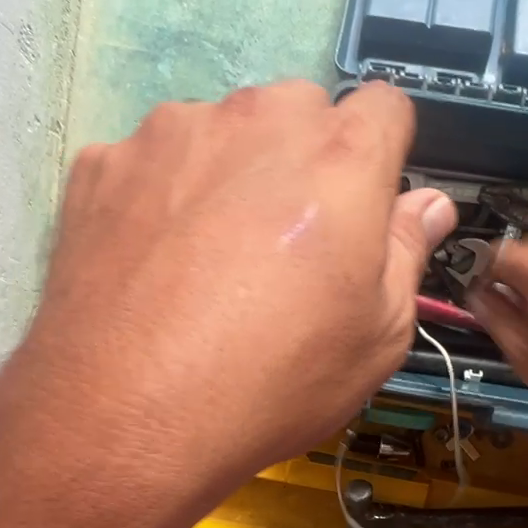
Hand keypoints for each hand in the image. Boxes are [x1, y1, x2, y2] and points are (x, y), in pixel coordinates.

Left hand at [3, 80, 456, 504]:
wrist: (130, 418)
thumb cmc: (270, 385)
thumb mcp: (376, 341)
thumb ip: (407, 255)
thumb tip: (426, 208)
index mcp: (338, 161)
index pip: (384, 109)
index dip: (380, 157)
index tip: (363, 207)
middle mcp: (254, 124)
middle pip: (297, 115)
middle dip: (302, 165)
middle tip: (285, 250)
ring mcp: (168, 137)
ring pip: (218, 136)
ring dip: (227, 179)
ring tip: (209, 268)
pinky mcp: (102, 167)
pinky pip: (150, 167)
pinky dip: (160, 200)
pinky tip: (154, 269)